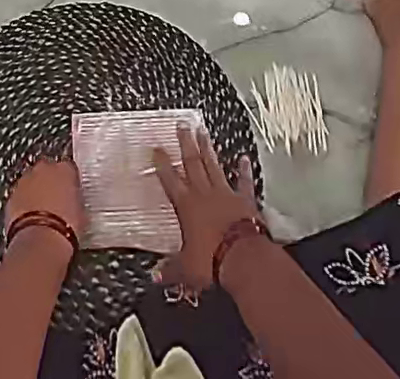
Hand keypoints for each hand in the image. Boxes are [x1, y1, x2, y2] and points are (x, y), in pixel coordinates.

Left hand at [6, 159, 85, 248]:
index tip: (71, 193)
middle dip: (50, 183)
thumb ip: (75, 200)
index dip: (69, 182)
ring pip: (31, 182)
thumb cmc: (64, 226)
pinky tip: (29, 218)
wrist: (40, 241)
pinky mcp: (11, 195)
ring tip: (41, 212)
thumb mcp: (81, 213)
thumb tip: (72, 205)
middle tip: (55, 200)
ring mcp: (25, 181)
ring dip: (35, 192)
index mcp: (65, 169)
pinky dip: (23, 203)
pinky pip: (19, 196)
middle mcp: (44, 169)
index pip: (69, 168)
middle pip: (47, 170)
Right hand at [152, 126, 259, 290]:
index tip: (157, 148)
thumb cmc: (211, 261)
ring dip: (207, 149)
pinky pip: (243, 182)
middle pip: (192, 163)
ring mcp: (225, 194)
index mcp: (187, 206)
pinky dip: (243, 170)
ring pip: (213, 166)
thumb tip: (155, 274)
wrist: (244, 258)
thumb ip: (170, 268)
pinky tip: (243, 158)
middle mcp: (204, 194)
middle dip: (186, 144)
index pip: (171, 180)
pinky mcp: (244, 200)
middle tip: (182, 125)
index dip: (163, 164)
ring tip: (202, 131)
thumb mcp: (186, 268)